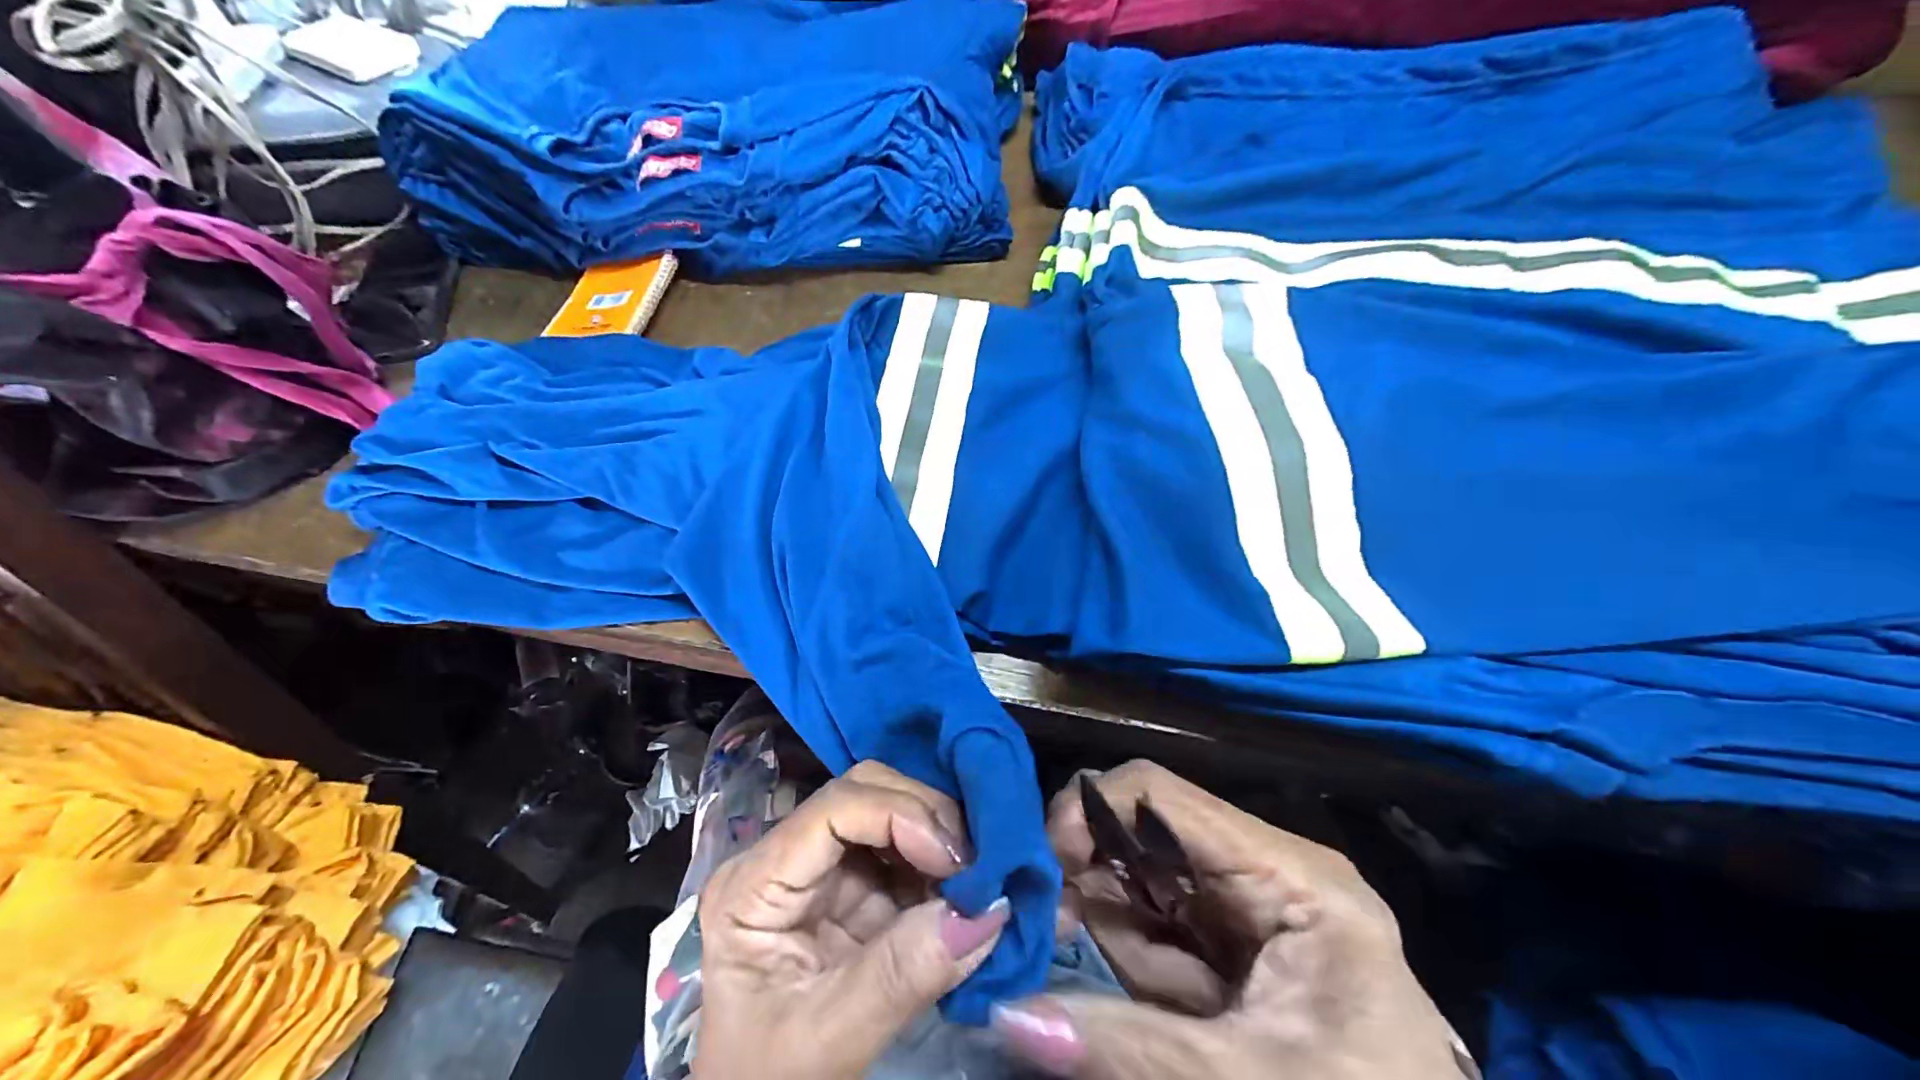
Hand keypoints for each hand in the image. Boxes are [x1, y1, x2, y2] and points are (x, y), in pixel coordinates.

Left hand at [695, 761, 1012, 1079]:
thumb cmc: (774, 1079)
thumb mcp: (829, 1038)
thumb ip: (902, 974)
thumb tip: (986, 912)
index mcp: (755, 884)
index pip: (834, 808)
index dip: (901, 816)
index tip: (957, 862)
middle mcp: (786, 857)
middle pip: (864, 793)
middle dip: (927, 818)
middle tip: (977, 867)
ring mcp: (820, 868)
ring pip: (889, 810)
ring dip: (939, 836)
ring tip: (977, 881)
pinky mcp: (851, 887)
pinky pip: (903, 850)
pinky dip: (940, 863)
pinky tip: (962, 891)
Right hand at [994, 761, 1462, 1079]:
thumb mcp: (1246, 1079)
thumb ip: (1125, 1045)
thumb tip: (1005, 1017)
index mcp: (1288, 872)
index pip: (1161, 794)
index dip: (1089, 811)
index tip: (1043, 870)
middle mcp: (1260, 870)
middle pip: (1141, 832)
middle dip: (1089, 875)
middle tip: (1048, 928)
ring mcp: (1241, 907)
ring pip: (1136, 881)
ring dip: (1104, 922)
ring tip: (1111, 978)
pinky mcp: (1226, 944)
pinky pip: (1151, 925)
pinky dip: (1124, 950)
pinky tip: (1134, 989)